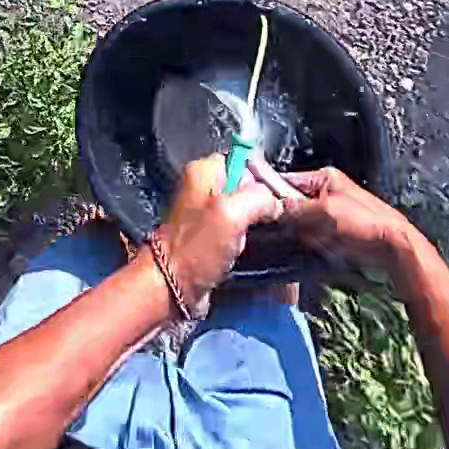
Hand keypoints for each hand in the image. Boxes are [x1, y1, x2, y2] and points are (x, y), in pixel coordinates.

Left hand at [154, 153, 286, 314]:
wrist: (172, 287)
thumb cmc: (197, 247)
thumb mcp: (233, 213)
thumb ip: (260, 198)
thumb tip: (276, 202)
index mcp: (204, 170)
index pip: (245, 161)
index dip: (259, 181)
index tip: (265, 202)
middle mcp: (203, 185)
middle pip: (247, 187)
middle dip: (256, 207)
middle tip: (252, 225)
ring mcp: (206, 209)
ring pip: (245, 211)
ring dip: (250, 228)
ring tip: (242, 242)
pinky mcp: (209, 232)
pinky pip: (237, 230)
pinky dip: (242, 241)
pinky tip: (238, 251)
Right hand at [280, 166, 417, 275]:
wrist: (395, 250)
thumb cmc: (365, 223)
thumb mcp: (325, 212)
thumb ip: (296, 208)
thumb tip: (272, 205)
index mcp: (325, 178)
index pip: (288, 180)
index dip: (274, 193)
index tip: (261, 207)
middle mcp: (327, 193)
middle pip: (293, 204)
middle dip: (293, 221)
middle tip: (294, 230)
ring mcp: (331, 214)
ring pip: (302, 225)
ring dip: (305, 236)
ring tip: (315, 241)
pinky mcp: (335, 233)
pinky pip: (313, 238)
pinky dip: (314, 245)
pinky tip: (321, 250)